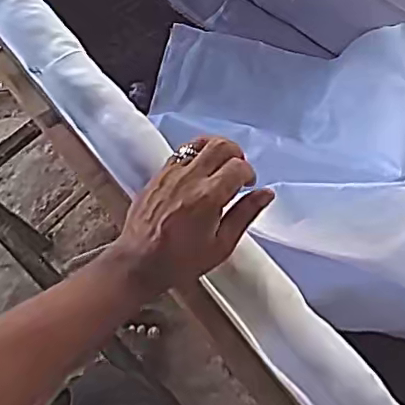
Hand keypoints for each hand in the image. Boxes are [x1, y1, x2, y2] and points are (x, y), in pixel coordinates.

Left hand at [105, 136, 273, 300]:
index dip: (249, 173)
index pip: (238, 166)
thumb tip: (265, 194)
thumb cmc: (179, 261)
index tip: (248, 184)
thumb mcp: (221, 245)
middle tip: (238, 171)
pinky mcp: (159, 174)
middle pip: (221, 145)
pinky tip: (199, 170)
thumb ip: (245, 214)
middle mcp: (189, 178)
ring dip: (216, 149)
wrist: (139, 262)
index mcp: (208, 197)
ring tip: (220, 166)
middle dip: (236, 154)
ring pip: (200, 142)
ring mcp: (172, 173)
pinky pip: (182, 151)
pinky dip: (196, 154)